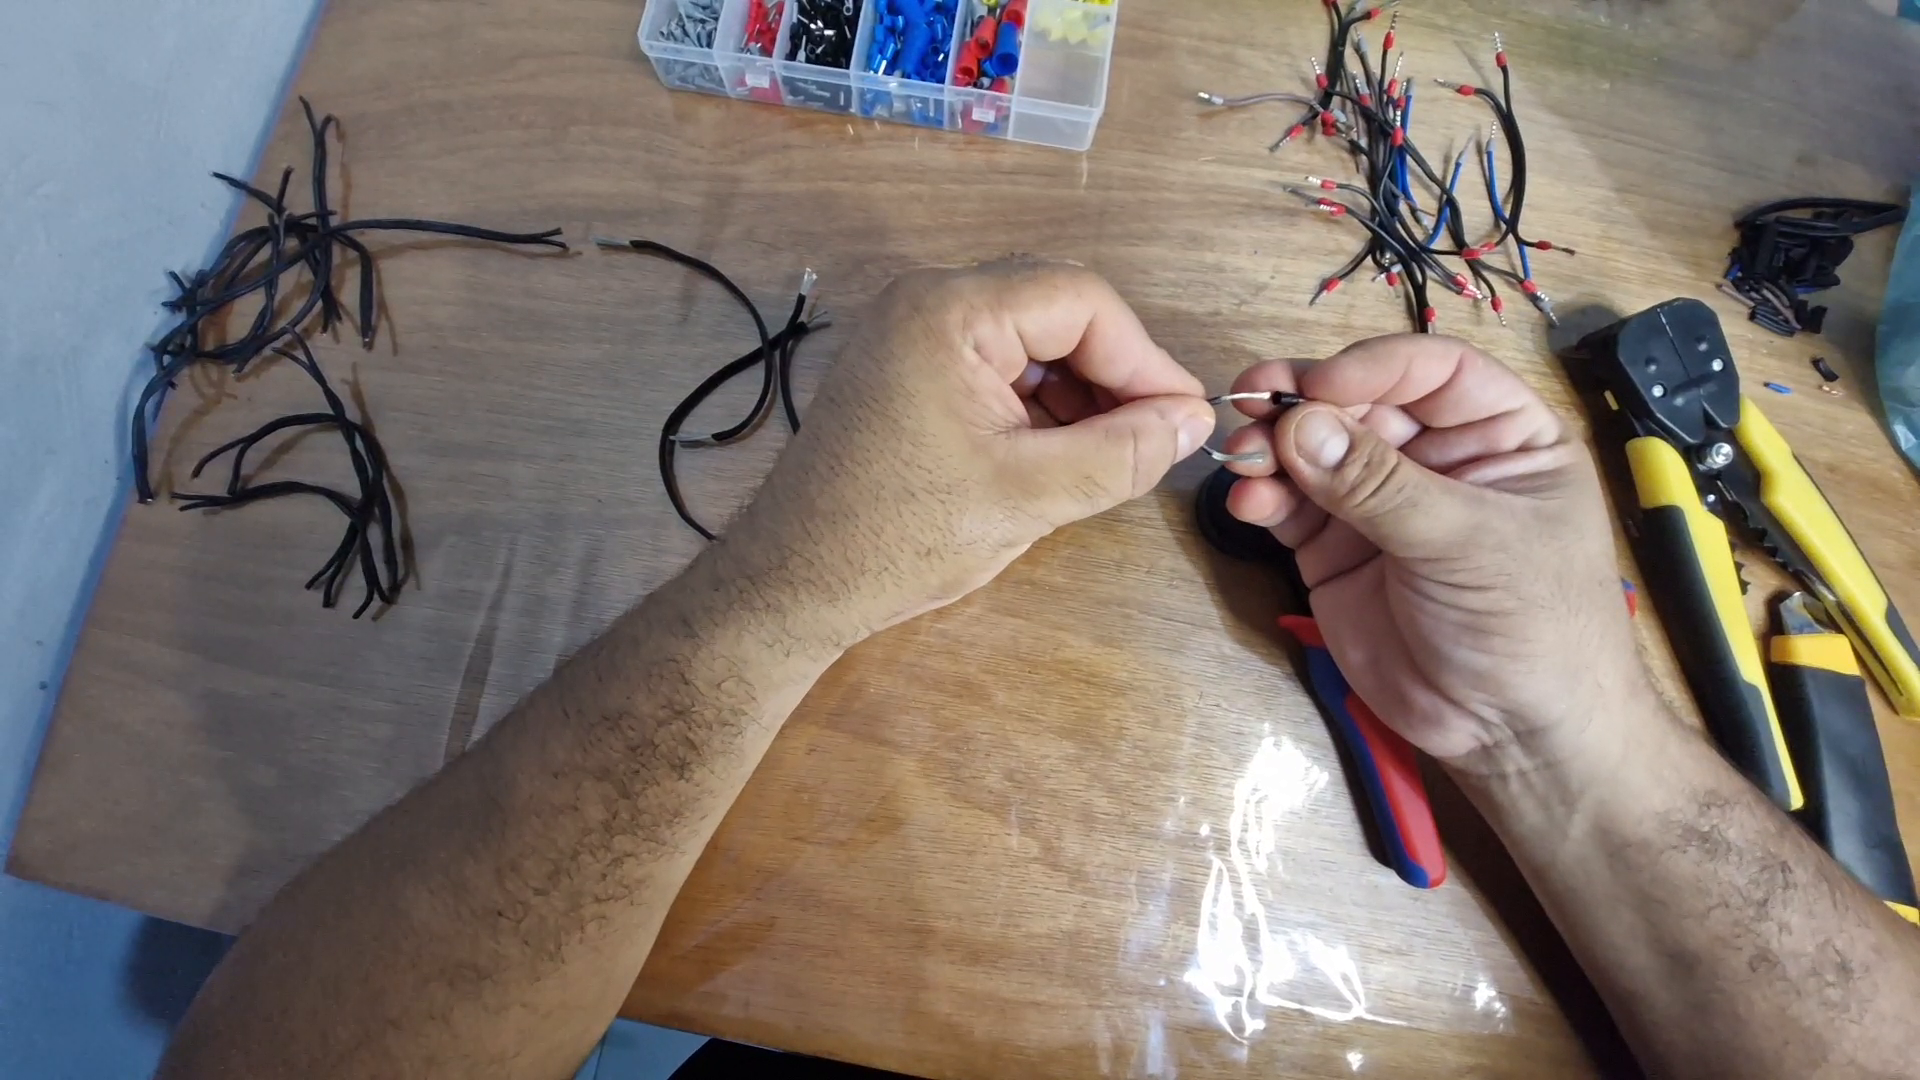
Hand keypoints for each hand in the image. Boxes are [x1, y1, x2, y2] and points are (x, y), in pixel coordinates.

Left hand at [724, 260, 1214, 637]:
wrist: (796, 582)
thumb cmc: (900, 539)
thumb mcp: (1027, 498)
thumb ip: (1122, 453)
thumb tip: (1192, 420)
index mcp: (949, 312)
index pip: (1081, 300)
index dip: (1144, 358)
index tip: (1183, 418)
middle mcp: (925, 302)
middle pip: (1054, 311)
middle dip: (1111, 374)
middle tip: (1150, 437)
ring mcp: (910, 335)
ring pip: (1027, 342)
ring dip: (1077, 392)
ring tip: (1106, 454)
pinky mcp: (906, 373)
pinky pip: (992, 369)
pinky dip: (1035, 406)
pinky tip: (1056, 452)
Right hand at [1219, 336, 1646, 774]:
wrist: (1501, 731)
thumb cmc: (1527, 625)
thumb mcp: (1465, 544)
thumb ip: (1378, 485)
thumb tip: (1298, 427)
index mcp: (1494, 436)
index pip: (1430, 373)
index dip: (1370, 369)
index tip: (1314, 388)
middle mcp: (1428, 458)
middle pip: (1354, 406)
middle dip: (1300, 405)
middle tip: (1247, 402)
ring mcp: (1371, 504)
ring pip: (1309, 454)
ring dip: (1268, 449)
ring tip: (1240, 458)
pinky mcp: (1328, 546)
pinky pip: (1287, 507)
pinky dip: (1262, 499)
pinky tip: (1246, 502)